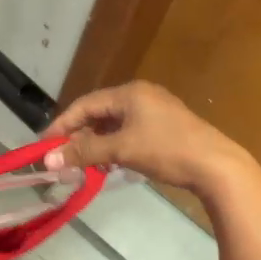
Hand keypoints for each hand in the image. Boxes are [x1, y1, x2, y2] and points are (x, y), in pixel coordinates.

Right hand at [42, 81, 257, 193]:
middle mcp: (140, 96)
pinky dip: (113, 146)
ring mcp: (154, 111)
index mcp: (129, 93)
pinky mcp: (164, 127)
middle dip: (78, 136)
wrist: (216, 166)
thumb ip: (83, 152)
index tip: (44, 146)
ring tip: (84, 165)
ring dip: (95, 144)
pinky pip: (128, 132)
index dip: (61, 125)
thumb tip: (48, 158)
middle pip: (98, 113)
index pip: (84, 105)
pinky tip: (110, 164)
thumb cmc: (166, 151)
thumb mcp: (121, 150)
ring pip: (113, 125)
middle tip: (62, 159)